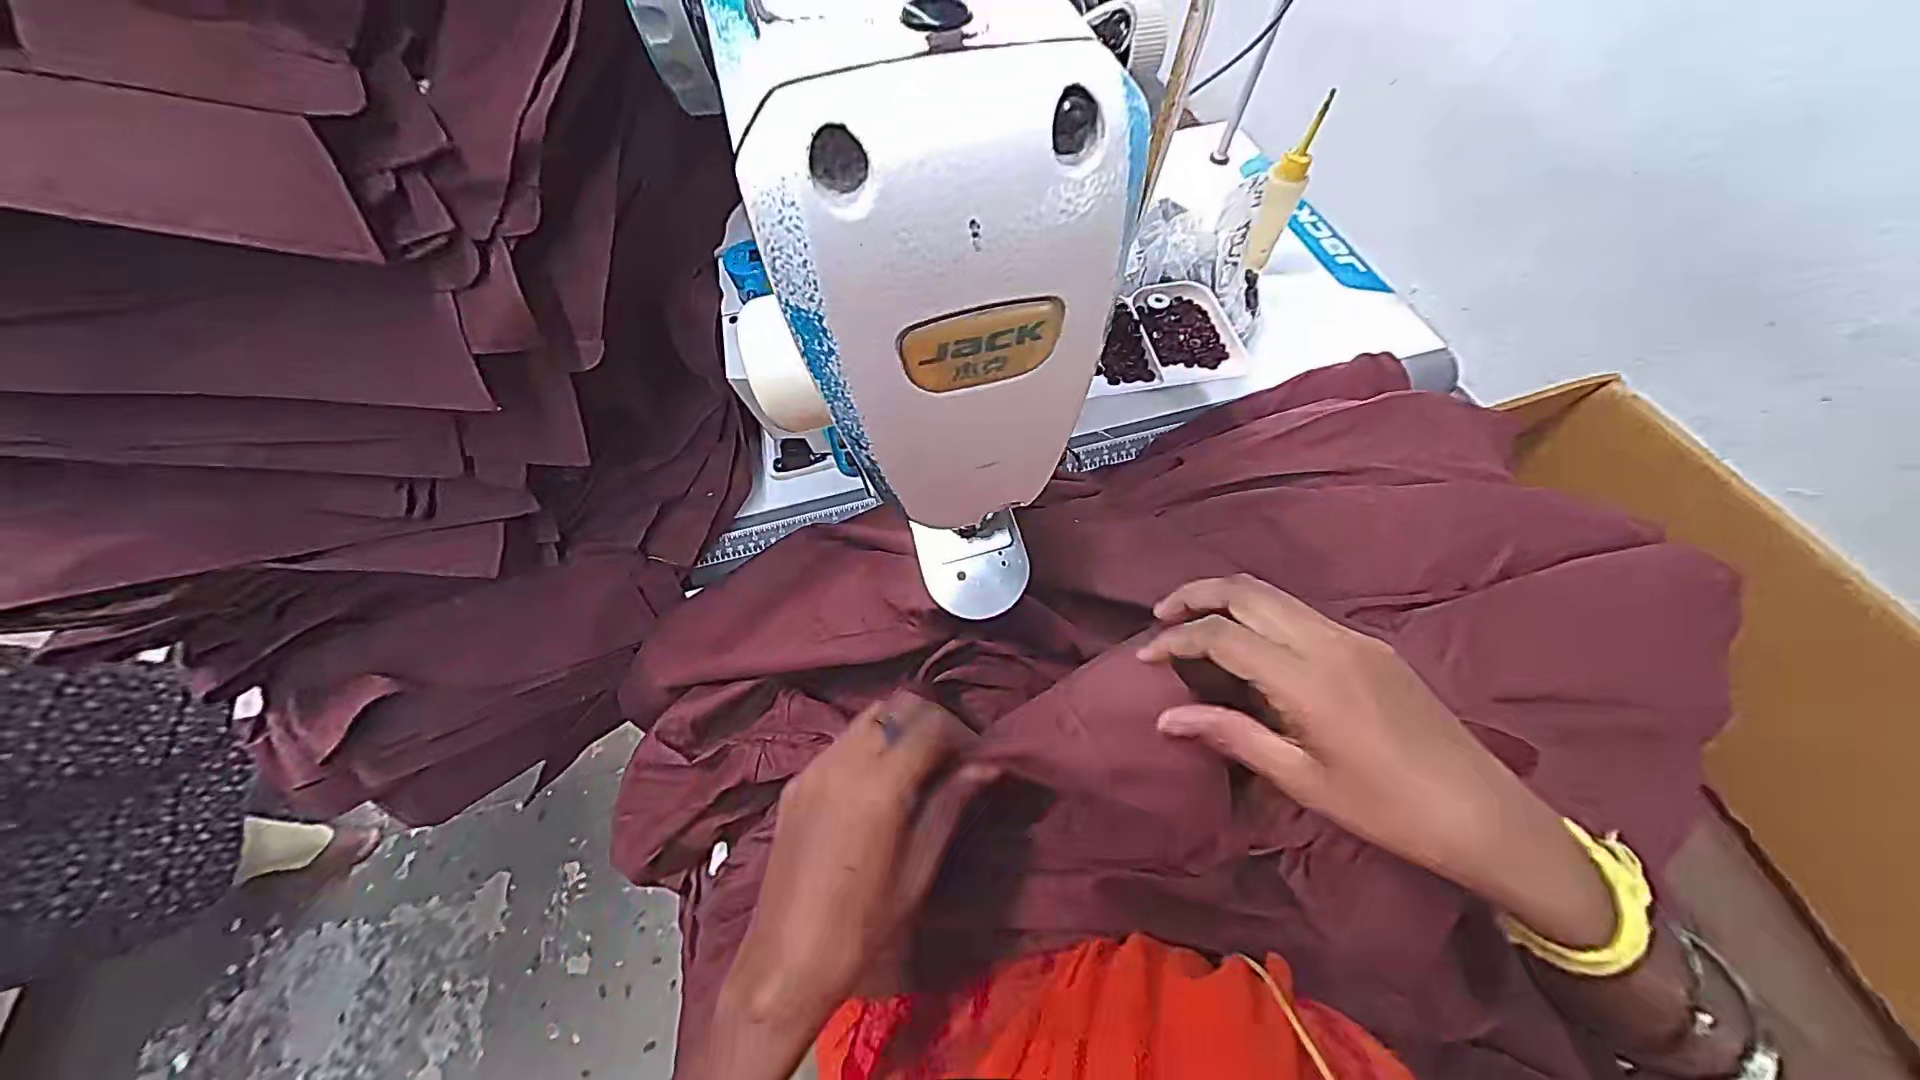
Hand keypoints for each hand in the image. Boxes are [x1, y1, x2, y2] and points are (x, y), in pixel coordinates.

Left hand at [700, 692, 997, 1079]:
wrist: (786, 962)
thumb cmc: (863, 925)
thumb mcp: (918, 868)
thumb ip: (950, 804)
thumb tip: (987, 764)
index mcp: (878, 784)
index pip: (929, 723)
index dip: (960, 731)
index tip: (974, 754)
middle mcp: (842, 762)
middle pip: (895, 706)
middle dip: (929, 720)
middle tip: (948, 754)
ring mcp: (813, 768)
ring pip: (866, 719)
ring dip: (898, 729)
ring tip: (916, 766)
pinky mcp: (795, 782)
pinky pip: (840, 743)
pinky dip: (868, 745)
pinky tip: (877, 783)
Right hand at [1138, 574, 1615, 948]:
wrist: (1488, 815)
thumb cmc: (1388, 809)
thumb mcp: (1301, 779)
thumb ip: (1231, 736)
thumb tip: (1166, 718)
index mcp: (1308, 679)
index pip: (1222, 634)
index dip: (1176, 639)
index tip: (1146, 657)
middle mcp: (1328, 642)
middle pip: (1246, 591)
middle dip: (1194, 595)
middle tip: (1160, 618)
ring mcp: (1354, 638)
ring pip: (1273, 596)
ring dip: (1226, 600)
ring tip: (1193, 625)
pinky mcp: (1369, 646)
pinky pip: (1299, 614)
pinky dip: (1258, 615)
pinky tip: (1249, 646)